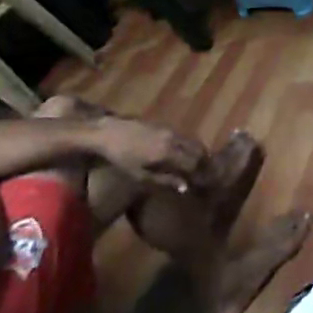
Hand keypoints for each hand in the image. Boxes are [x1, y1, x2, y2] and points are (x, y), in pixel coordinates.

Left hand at [89, 117, 203, 190]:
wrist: (108, 133)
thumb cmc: (121, 158)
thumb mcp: (140, 175)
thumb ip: (164, 180)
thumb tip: (185, 187)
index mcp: (168, 152)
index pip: (193, 162)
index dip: (201, 173)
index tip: (204, 183)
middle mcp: (173, 138)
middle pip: (197, 149)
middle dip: (203, 161)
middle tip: (204, 174)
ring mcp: (169, 129)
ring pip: (191, 141)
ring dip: (196, 153)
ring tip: (195, 165)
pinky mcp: (164, 125)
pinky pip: (182, 136)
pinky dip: (187, 146)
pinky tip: (181, 154)